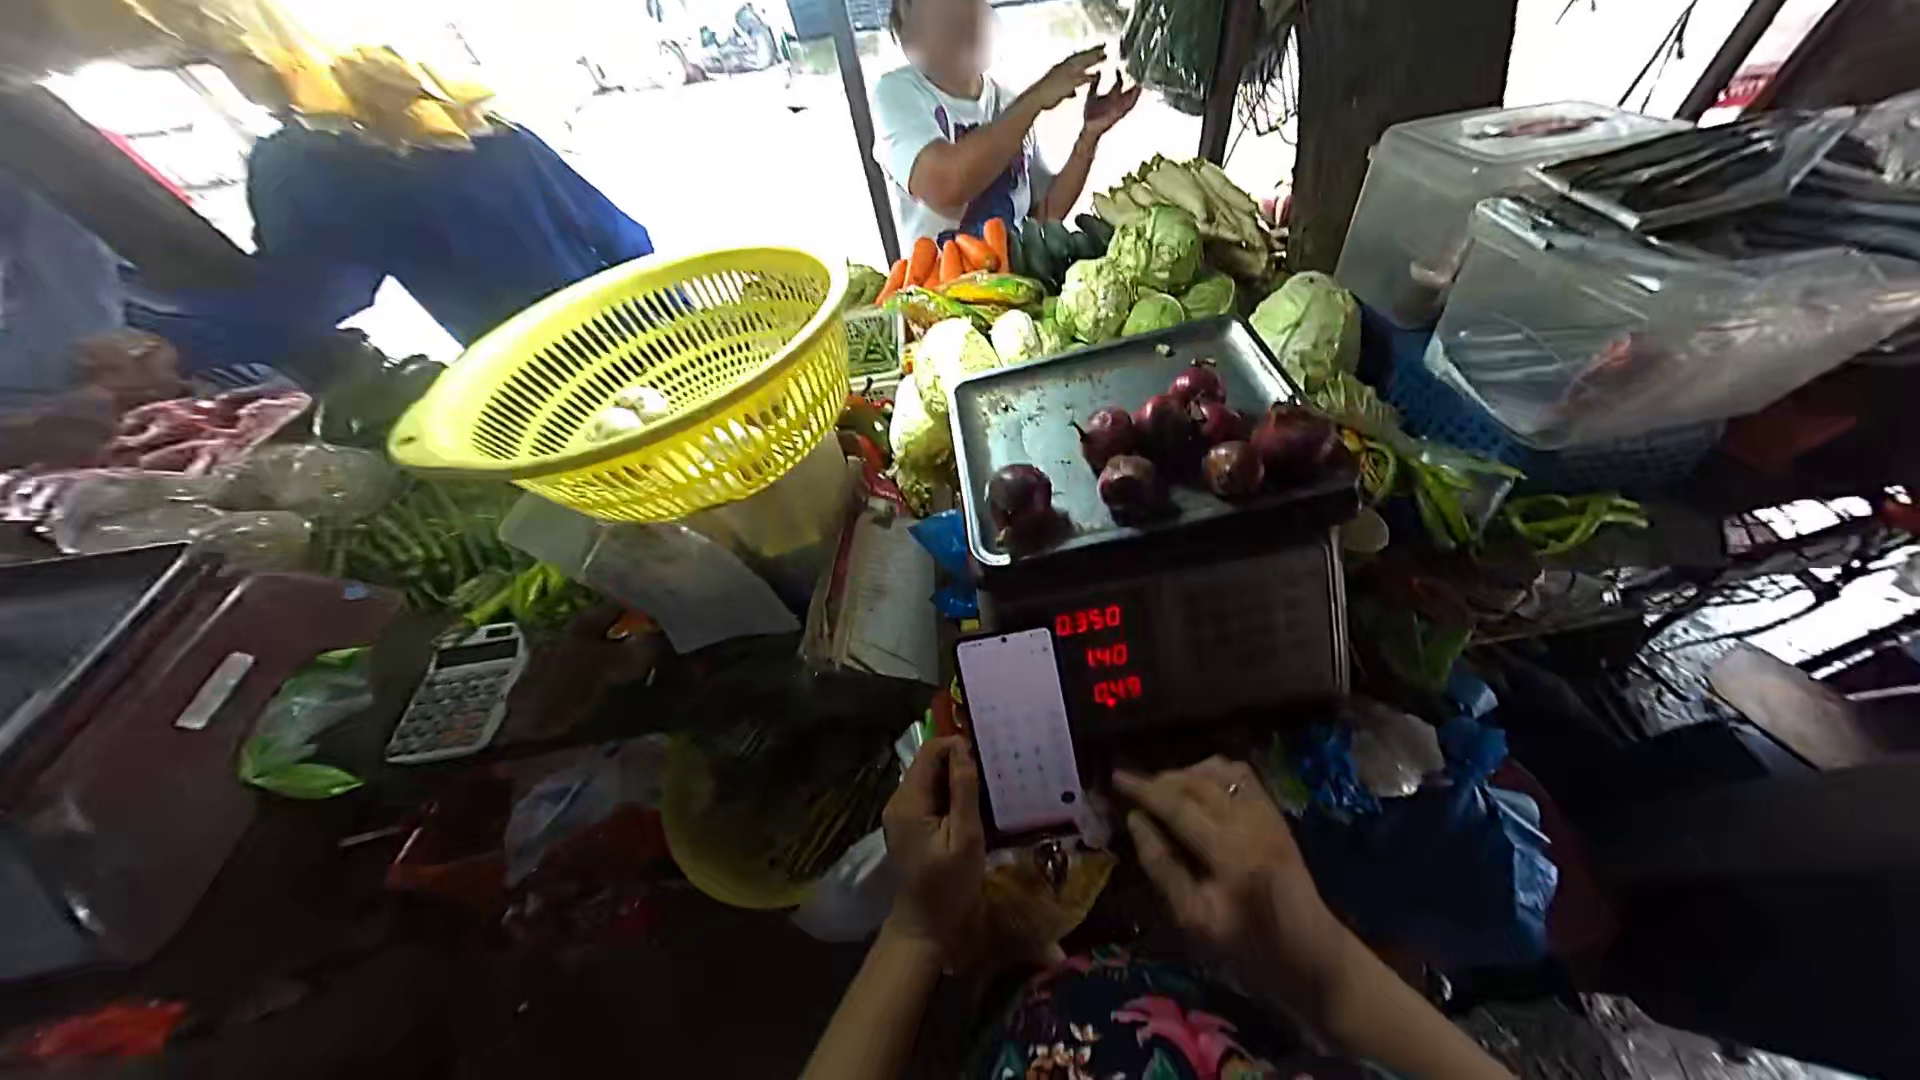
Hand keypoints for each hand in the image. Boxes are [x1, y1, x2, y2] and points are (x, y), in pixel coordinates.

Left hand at [883, 737, 985, 952]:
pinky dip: (948, 793)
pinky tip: (969, 804)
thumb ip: (963, 791)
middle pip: (928, 762)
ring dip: (955, 777)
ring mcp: (901, 812)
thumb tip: (964, 748)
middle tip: (991, 770)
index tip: (986, 757)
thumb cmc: (948, 885)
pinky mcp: (909, 824)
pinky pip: (929, 794)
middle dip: (958, 760)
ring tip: (985, 785)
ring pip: (930, 777)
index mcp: (909, 801)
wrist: (926, 927)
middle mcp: (899, 800)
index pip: (930, 751)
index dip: (957, 745)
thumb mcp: (965, 837)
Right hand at [1028, 47, 1105, 111]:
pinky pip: (1080, 79)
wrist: (1035, 99)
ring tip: (1105, 56)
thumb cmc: (1043, 97)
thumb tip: (1074, 93)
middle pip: (1081, 57)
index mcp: (1060, 67)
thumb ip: (1068, 91)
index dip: (1086, 53)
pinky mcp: (1066, 83)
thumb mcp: (1057, 91)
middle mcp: (1064, 67)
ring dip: (1094, 59)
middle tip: (1104, 47)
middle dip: (1093, 52)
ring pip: (1082, 64)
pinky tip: (1096, 76)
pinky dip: (1088, 77)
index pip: (1076, 57)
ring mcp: (1065, 74)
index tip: (1095, 50)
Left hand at [1081, 71, 1140, 140]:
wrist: (1089, 127)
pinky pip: (1130, 105)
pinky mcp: (1121, 112)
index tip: (1117, 68)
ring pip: (1132, 96)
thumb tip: (1098, 71)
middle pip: (1129, 89)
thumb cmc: (1089, 113)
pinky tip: (1138, 91)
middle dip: (1135, 81)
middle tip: (1140, 70)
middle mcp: (1117, 101)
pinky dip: (1135, 98)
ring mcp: (1120, 107)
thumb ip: (1095, 83)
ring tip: (1142, 79)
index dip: (1119, 75)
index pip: (1119, 82)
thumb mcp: (1091, 95)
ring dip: (1138, 89)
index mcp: (1111, 96)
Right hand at [1116, 757, 1349, 1003]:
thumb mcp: (1194, 920)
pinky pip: (1237, 772)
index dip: (1142, 789)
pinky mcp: (1274, 811)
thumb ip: (1162, 866)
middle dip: (1158, 780)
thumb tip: (1135, 820)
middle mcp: (1253, 823)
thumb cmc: (1249, 948)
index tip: (1115, 778)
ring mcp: (1268, 813)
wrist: (1313, 956)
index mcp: (1233, 855)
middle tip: (1133, 787)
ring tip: (1163, 791)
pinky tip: (1195, 788)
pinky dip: (1209, 771)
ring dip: (1183, 773)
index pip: (1177, 806)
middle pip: (1194, 782)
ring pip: (1215, 770)